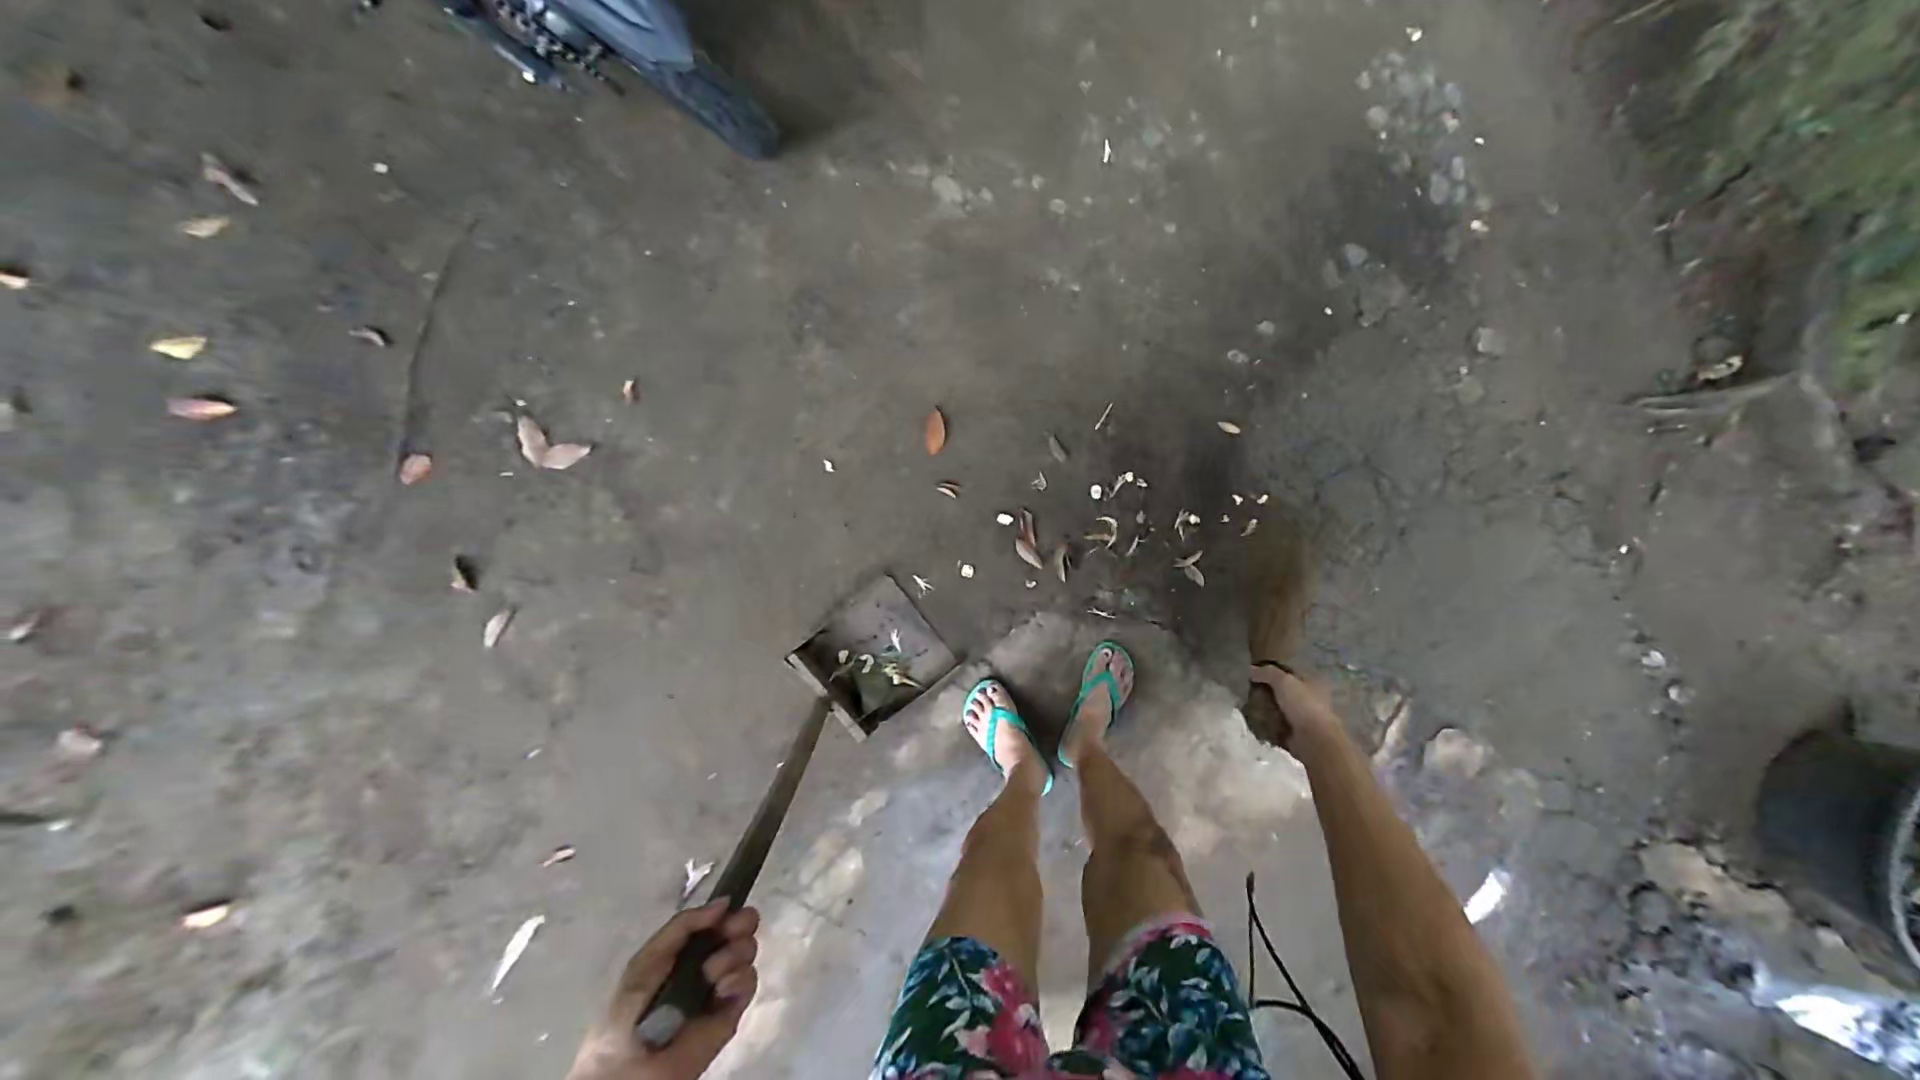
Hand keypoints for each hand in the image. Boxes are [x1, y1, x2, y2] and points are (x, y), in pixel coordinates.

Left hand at [566, 900, 760, 1079]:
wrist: (628, 1065)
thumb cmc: (629, 1009)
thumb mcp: (650, 957)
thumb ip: (684, 925)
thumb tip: (725, 902)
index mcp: (689, 946)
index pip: (722, 918)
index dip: (729, 911)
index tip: (727, 912)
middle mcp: (710, 960)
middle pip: (743, 929)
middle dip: (741, 926)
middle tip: (730, 934)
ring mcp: (723, 986)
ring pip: (748, 951)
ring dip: (734, 954)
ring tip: (711, 973)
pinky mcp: (733, 1011)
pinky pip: (749, 982)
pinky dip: (739, 979)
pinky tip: (721, 989)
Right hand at [1248, 664, 1339, 747]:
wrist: (1314, 740)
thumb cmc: (1303, 705)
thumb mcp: (1284, 681)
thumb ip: (1268, 672)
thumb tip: (1252, 670)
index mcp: (1312, 684)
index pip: (1290, 674)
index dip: (1273, 673)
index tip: (1254, 674)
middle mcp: (1309, 700)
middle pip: (1283, 692)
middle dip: (1267, 692)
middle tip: (1249, 691)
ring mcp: (1303, 718)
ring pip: (1278, 709)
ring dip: (1265, 709)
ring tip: (1248, 706)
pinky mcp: (1295, 733)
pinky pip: (1276, 725)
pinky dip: (1266, 724)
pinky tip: (1254, 720)